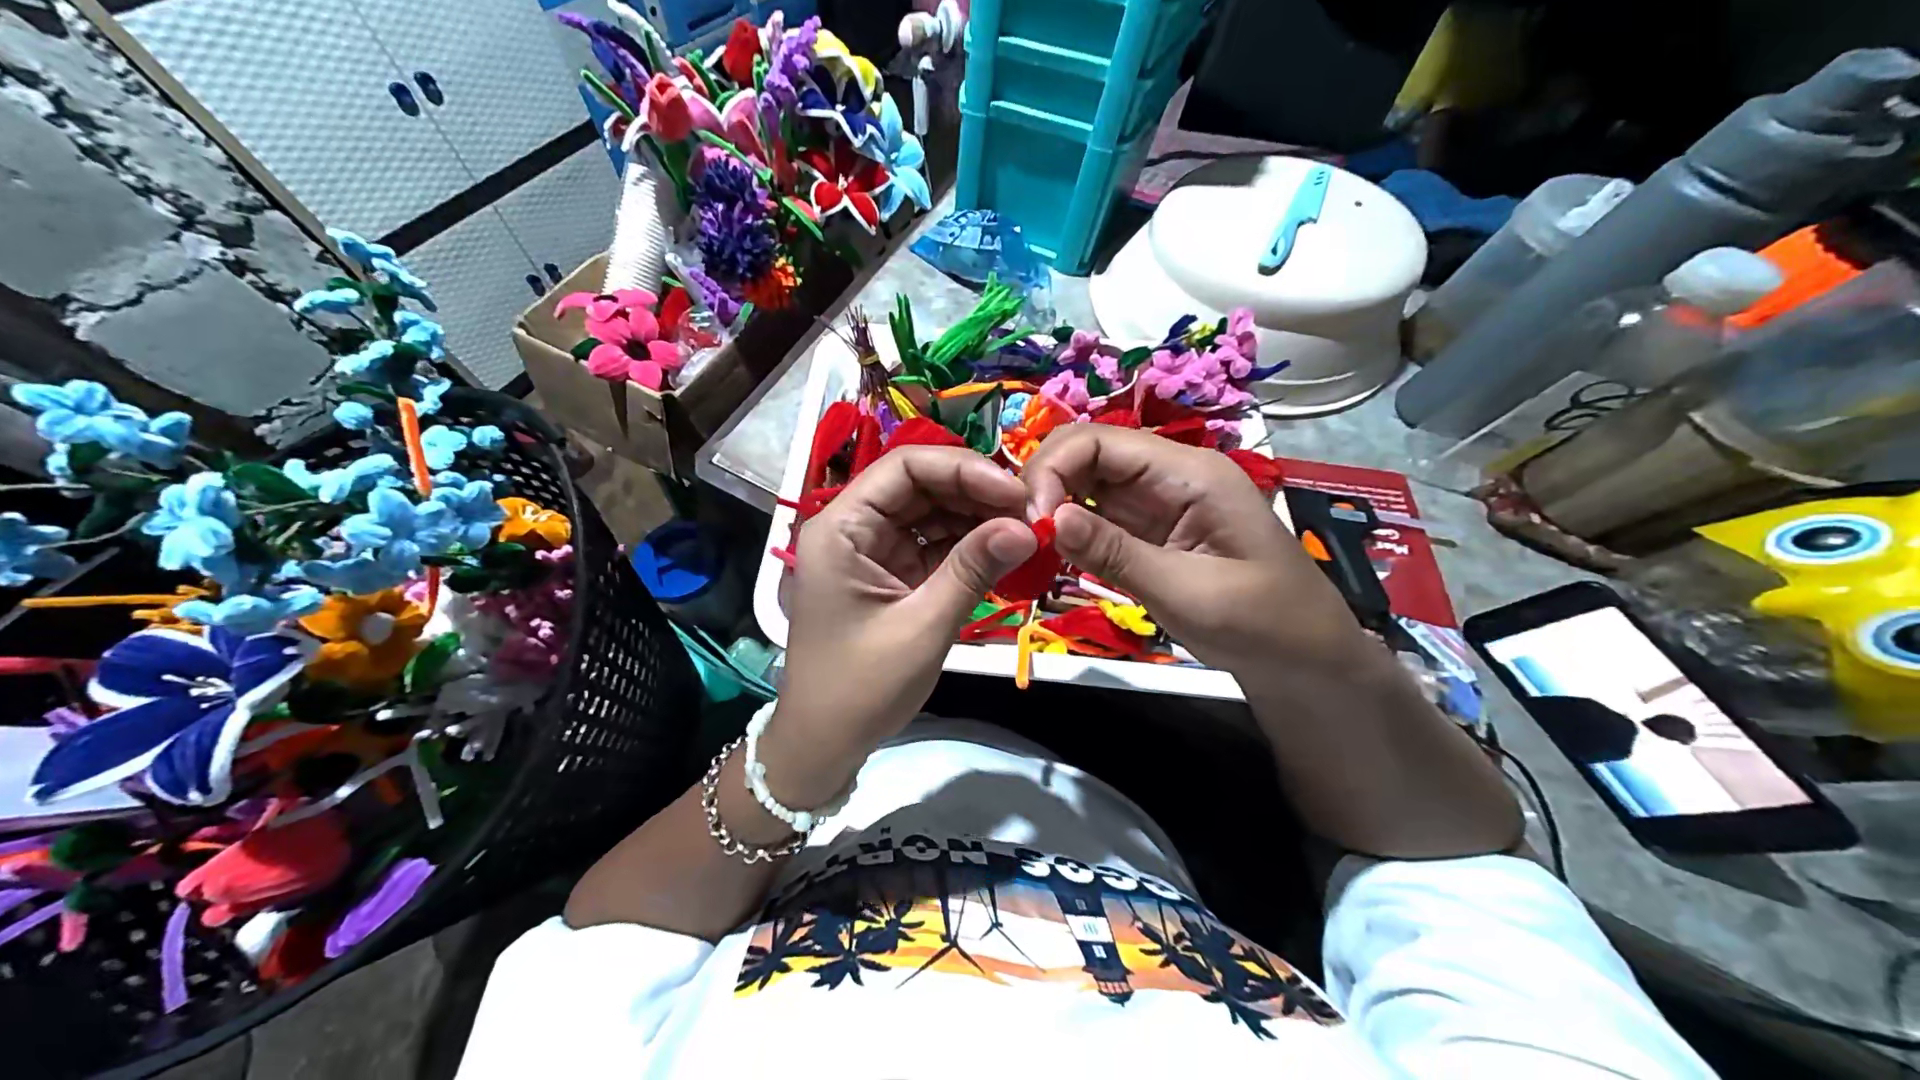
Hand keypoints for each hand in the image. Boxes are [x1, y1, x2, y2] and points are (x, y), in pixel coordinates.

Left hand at [775, 446, 1035, 780]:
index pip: (904, 468)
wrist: (825, 743)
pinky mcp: (891, 574)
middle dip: (975, 494)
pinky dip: (968, 545)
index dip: (962, 470)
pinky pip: (933, 544)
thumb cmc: (861, 687)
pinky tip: (1004, 549)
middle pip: (920, 486)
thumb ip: (972, 570)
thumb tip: (1027, 527)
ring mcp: (873, 551)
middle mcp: (855, 528)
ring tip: (1026, 531)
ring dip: (977, 518)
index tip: (1013, 492)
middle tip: (1031, 513)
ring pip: (931, 513)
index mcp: (842, 528)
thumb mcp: (922, 627)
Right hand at [1022, 425, 1371, 681]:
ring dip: (1054, 505)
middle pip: (1089, 453)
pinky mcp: (1153, 530)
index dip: (1053, 468)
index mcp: (1189, 472)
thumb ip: (1114, 552)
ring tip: (1028, 542)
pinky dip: (1071, 528)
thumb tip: (1047, 518)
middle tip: (1021, 532)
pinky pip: (1100, 514)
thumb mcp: (1185, 591)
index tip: (1031, 520)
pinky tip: (1052, 549)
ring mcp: (1161, 502)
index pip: (1099, 440)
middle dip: (1047, 483)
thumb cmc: (1261, 624)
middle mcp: (1170, 475)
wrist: (1307, 662)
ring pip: (1089, 483)